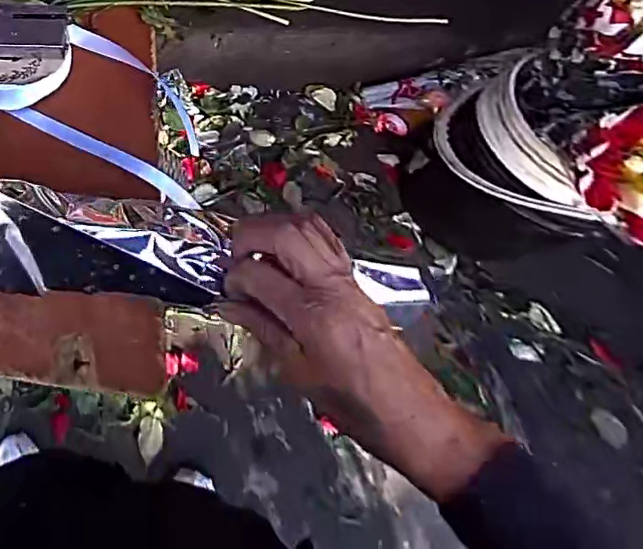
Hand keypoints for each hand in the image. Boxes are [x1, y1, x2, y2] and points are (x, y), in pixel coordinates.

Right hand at [220, 214, 507, 502]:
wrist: (416, 417)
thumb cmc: (355, 405)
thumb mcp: (299, 374)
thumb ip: (262, 329)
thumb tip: (230, 304)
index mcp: (313, 316)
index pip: (258, 273)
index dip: (234, 277)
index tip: (227, 289)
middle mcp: (330, 286)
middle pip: (283, 233)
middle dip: (248, 235)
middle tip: (233, 255)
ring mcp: (346, 278)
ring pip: (305, 225)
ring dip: (272, 227)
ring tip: (255, 247)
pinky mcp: (355, 278)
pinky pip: (324, 236)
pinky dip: (298, 231)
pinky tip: (285, 249)